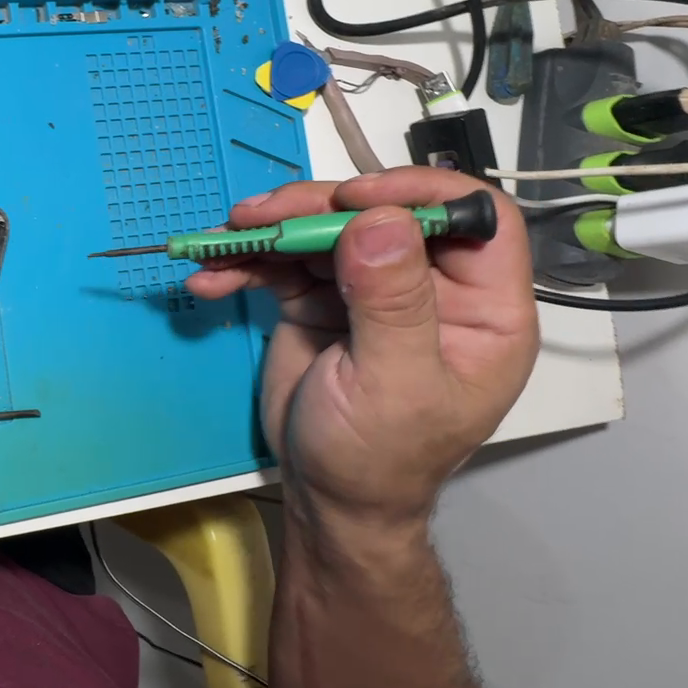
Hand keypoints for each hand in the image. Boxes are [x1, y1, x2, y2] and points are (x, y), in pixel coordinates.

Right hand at [185, 167, 538, 527]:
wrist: (323, 494)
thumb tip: (378, 222)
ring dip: (264, 232)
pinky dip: (241, 265)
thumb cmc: (379, 454)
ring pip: (320, 232)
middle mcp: (425, 287)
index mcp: (478, 307)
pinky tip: (209, 277)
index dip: (416, 193)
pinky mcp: (315, 301)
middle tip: (255, 217)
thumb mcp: (393, 385)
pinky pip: (278, 265)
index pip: (470, 220)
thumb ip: (393, 304)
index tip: (351, 197)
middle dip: (312, 209)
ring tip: (217, 242)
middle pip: (375, 216)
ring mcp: (364, 290)